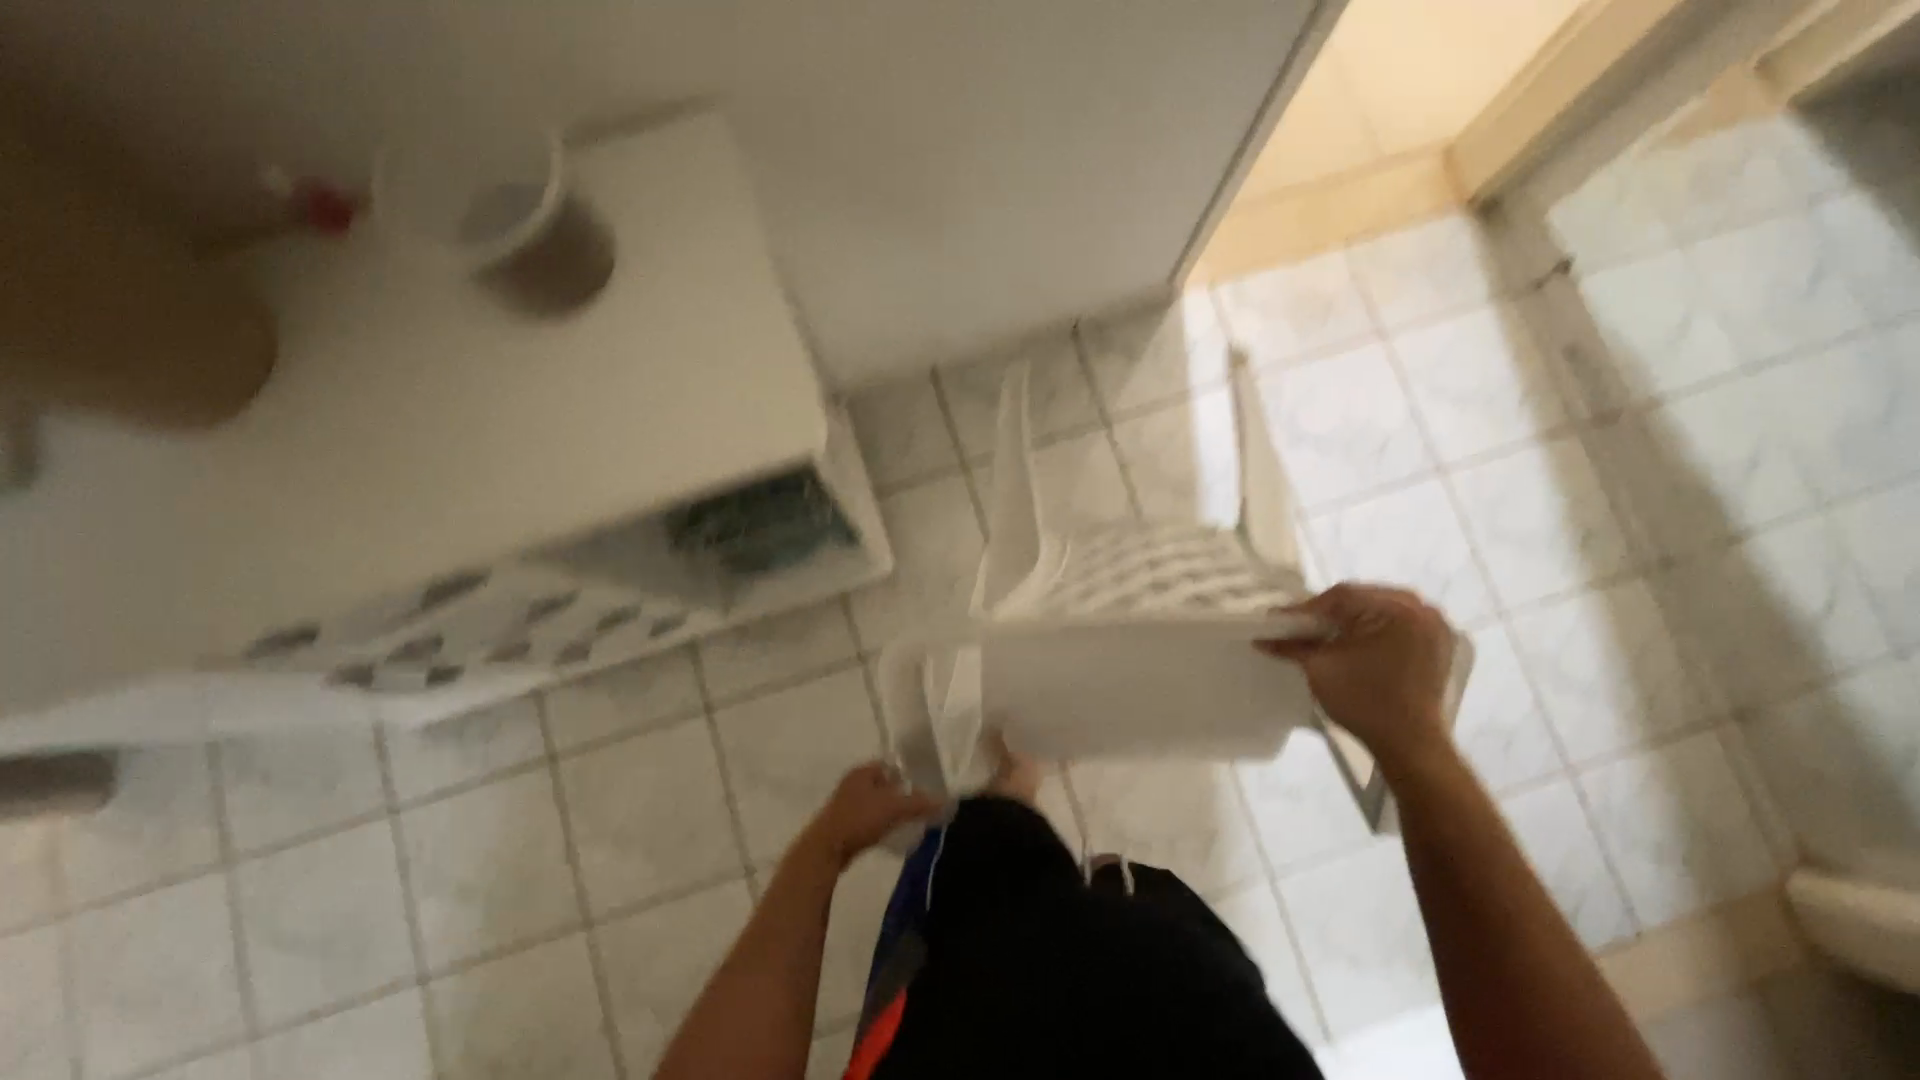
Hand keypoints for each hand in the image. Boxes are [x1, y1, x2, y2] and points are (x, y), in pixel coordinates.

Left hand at [794, 762, 942, 870]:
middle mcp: (853, 783)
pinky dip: (881, 823)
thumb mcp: (893, 809)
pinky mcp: (845, 824)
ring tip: (909, 820)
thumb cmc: (859, 819)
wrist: (826, 849)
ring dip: (891, 810)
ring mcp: (846, 804)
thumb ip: (919, 803)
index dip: (907, 773)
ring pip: (876, 802)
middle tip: (920, 805)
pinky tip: (892, 833)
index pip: (890, 765)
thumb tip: (945, 801)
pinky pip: (869, 818)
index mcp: (862, 772)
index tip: (924, 785)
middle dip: (901, 794)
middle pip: (884, 784)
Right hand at [1259, 583, 1457, 771]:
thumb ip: (1292, 645)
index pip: (1340, 596)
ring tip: (1327, 634)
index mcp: (1395, 608)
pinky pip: (1399, 623)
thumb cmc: (1363, 702)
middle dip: (1330, 612)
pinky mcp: (1439, 643)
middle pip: (1362, 598)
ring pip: (1381, 608)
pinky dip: (1376, 627)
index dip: (1306, 608)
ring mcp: (1435, 625)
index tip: (1279, 621)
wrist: (1410, 744)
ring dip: (1353, 618)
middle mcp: (1420, 608)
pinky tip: (1358, 641)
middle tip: (1302, 627)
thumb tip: (1262, 637)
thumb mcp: (1320, 668)